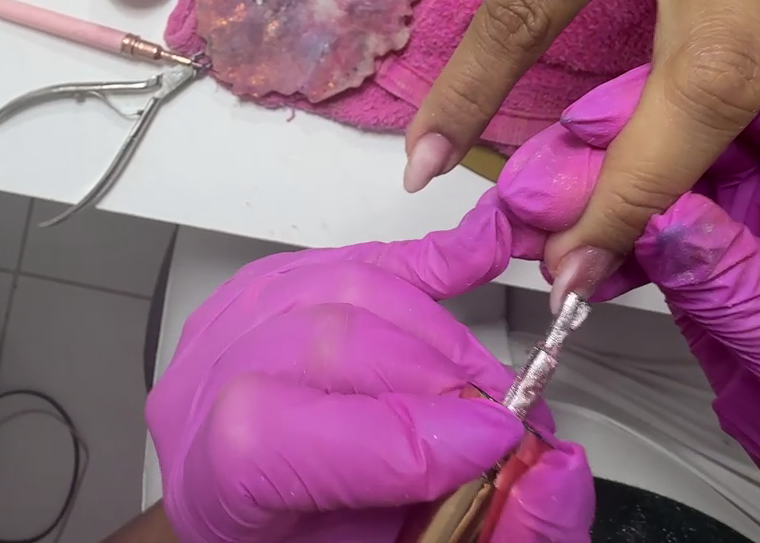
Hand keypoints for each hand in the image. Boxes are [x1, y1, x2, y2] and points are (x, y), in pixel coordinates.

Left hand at [146, 195, 592, 542]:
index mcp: (206, 475)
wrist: (257, 512)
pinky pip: (360, 252)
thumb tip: (553, 469)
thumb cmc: (306, 541)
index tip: (492, 444)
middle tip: (510, 421)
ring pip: (346, 283)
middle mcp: (206, 380)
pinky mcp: (278, 277)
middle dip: (438, 375)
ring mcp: (238, 314)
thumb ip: (481, 530)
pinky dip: (431, 255)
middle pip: (322, 341)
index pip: (266, 430)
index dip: (393, 435)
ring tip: (488, 383)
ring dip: (438, 329)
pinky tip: (483, 246)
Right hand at [496, 69, 759, 541]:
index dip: (662, 106)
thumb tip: (648, 208)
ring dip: (583, 205)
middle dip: (599, 161)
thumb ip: (733, 277)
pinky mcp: (706, 259)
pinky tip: (555, 259)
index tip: (587, 126)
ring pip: (649, 184)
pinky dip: (596, 247)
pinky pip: (639, 236)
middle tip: (531, 189)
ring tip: (523, 223)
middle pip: (682, 138)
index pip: (756, 106)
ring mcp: (745, 219)